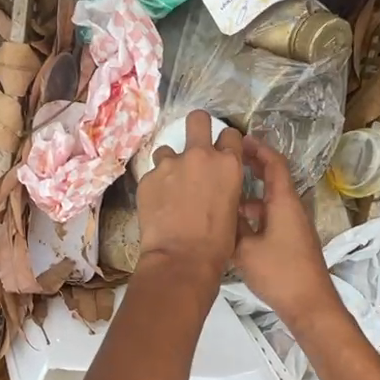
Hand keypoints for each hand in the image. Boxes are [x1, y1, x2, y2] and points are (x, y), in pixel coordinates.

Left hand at [135, 110, 244, 278]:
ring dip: (170, 164)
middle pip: (197, 119)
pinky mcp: (147, 178)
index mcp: (228, 164)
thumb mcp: (233, 210)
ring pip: (167, 150)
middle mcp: (200, 156)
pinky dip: (155, 187)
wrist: (181, 259)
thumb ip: (225, 187)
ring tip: (169, 189)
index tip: (220, 153)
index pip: (230, 134)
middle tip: (194, 146)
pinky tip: (157, 207)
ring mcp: (170, 164)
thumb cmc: (216, 244)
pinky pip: (152, 175)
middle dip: (197, 127)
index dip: (224, 143)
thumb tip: (217, 186)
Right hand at [233, 135, 341, 324]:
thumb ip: (233, 225)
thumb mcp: (245, 249)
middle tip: (228, 161)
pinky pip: (271, 219)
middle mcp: (291, 209)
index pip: (274, 164)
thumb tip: (222, 209)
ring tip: (223, 196)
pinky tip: (235, 226)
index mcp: (284, 202)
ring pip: (270, 202)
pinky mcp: (291, 242)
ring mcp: (293, 226)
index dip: (257, 149)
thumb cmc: (279, 273)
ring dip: (249, 195)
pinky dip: (254, 216)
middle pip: (273, 179)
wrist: (308, 303)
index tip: (239, 141)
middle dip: (253, 167)